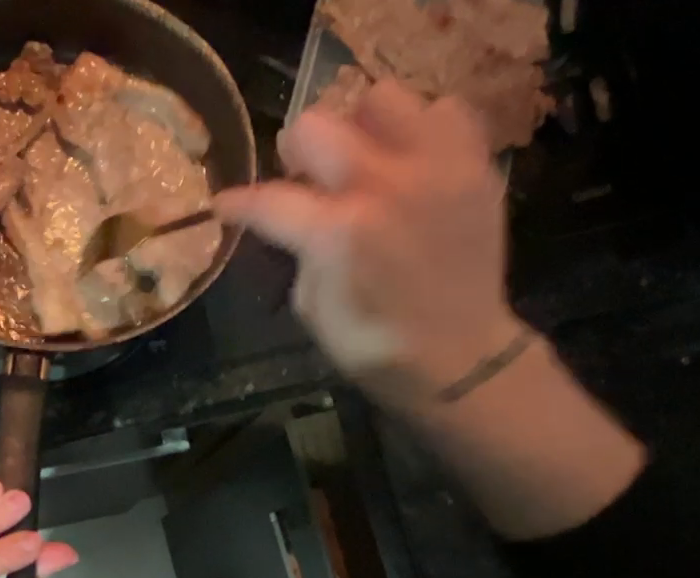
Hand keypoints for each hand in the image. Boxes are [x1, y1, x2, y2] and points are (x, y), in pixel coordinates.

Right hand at [214, 81, 521, 400]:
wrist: (459, 355)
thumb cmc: (373, 344)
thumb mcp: (311, 306)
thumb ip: (300, 250)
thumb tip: (296, 222)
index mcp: (337, 231)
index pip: (268, 199)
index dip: (238, 204)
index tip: (225, 206)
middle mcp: (384, 184)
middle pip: (316, 125)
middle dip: (295, 152)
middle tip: (300, 178)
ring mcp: (435, 166)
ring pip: (381, 100)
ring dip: (359, 128)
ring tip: (361, 162)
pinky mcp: (473, 164)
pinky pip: (442, 112)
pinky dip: (418, 131)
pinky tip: (409, 164)